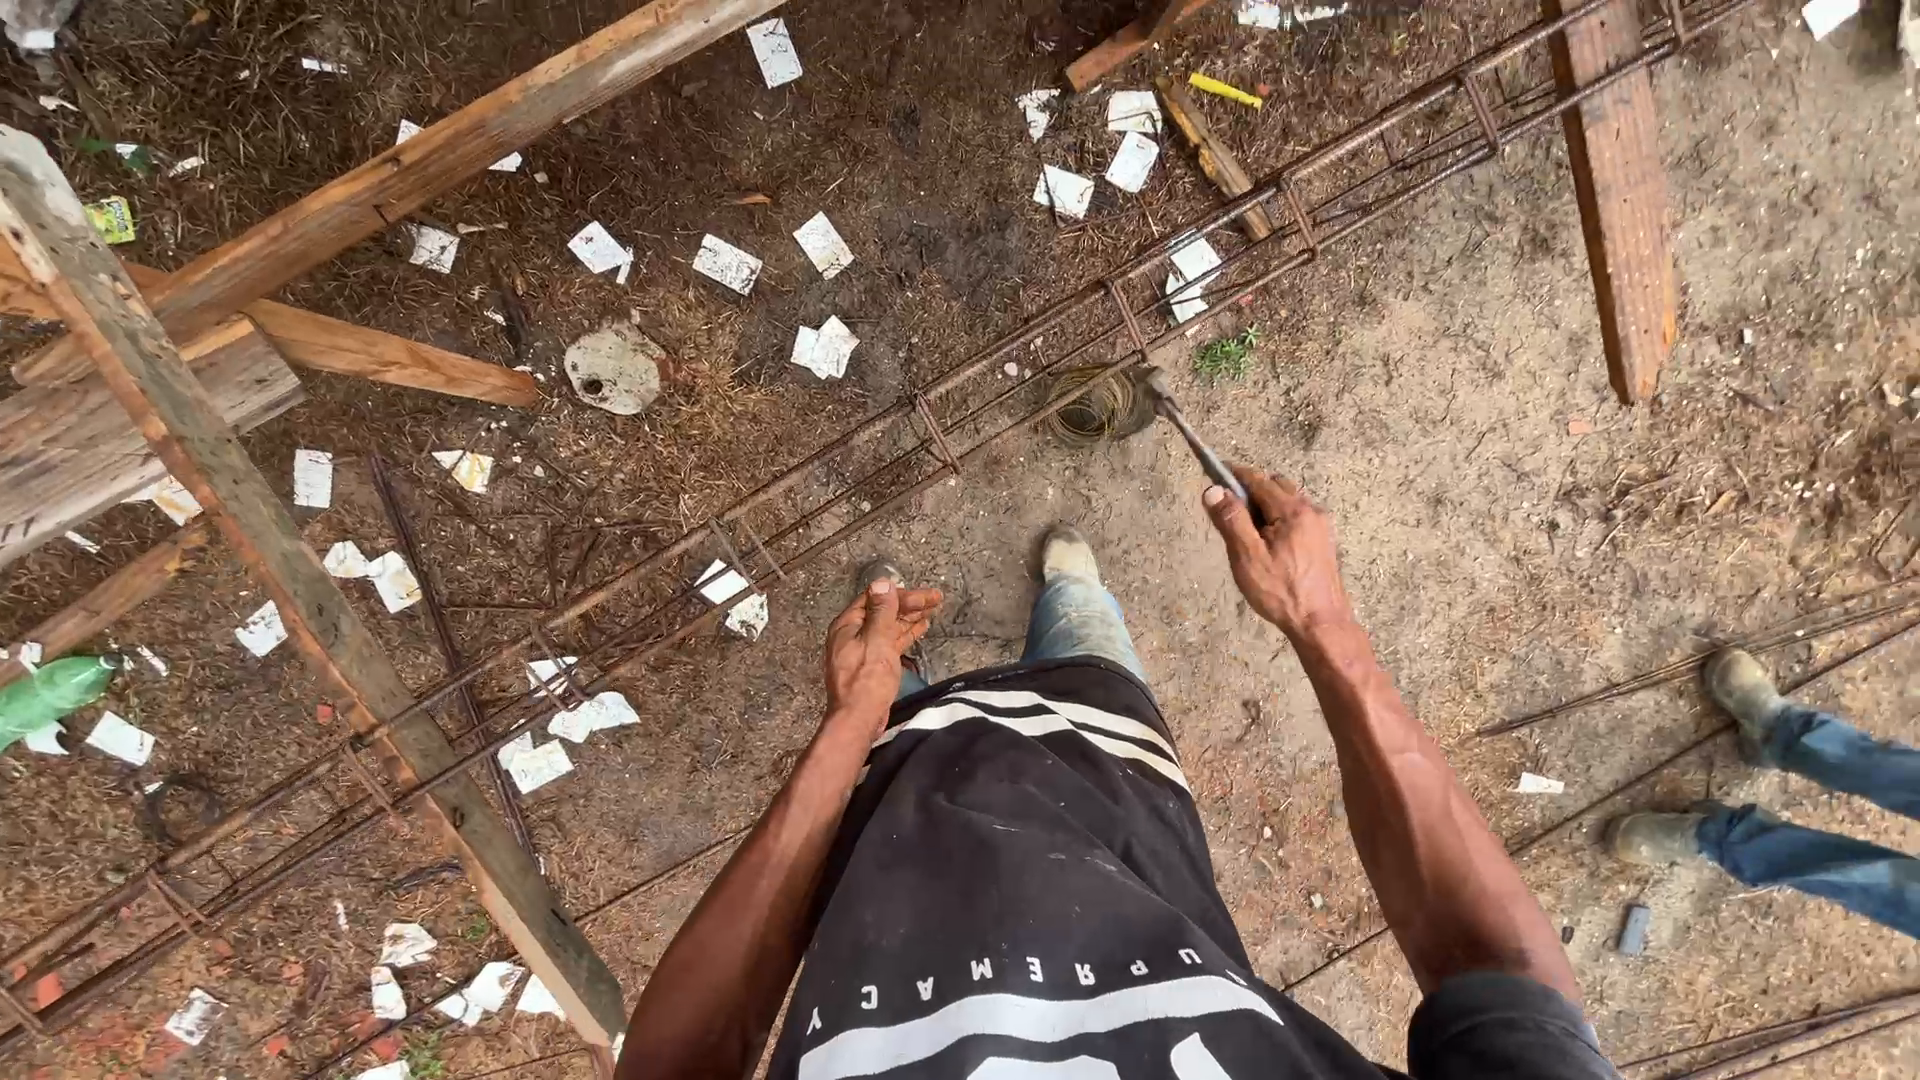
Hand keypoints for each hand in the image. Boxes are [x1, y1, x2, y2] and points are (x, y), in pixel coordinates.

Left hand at [822, 579, 943, 734]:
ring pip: (889, 626)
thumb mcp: (876, 640)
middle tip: (936, 599)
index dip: (902, 595)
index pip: (876, 599)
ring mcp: (863, 650)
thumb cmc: (866, 680)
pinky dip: (906, 633)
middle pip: (884, 611)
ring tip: (933, 609)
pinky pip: (891, 642)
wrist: (858, 719)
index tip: (925, 595)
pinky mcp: (873, 664)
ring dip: (910, 617)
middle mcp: (853, 634)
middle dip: (910, 604)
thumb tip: (882, 582)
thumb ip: (881, 611)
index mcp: (848, 625)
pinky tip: (921, 627)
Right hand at [1203, 466, 1352, 639]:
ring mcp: (1321, 526)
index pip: (1258, 479)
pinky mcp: (1324, 541)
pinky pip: (1297, 516)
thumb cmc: (1280, 591)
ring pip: (1288, 501)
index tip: (1214, 472)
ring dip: (1266, 504)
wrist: (1321, 622)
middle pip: (1276, 485)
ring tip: (1246, 529)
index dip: (1234, 474)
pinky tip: (1268, 542)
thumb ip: (1231, 520)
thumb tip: (1213, 490)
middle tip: (1228, 510)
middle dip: (1251, 489)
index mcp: (1292, 511)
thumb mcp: (1247, 556)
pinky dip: (1279, 517)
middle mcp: (1311, 511)